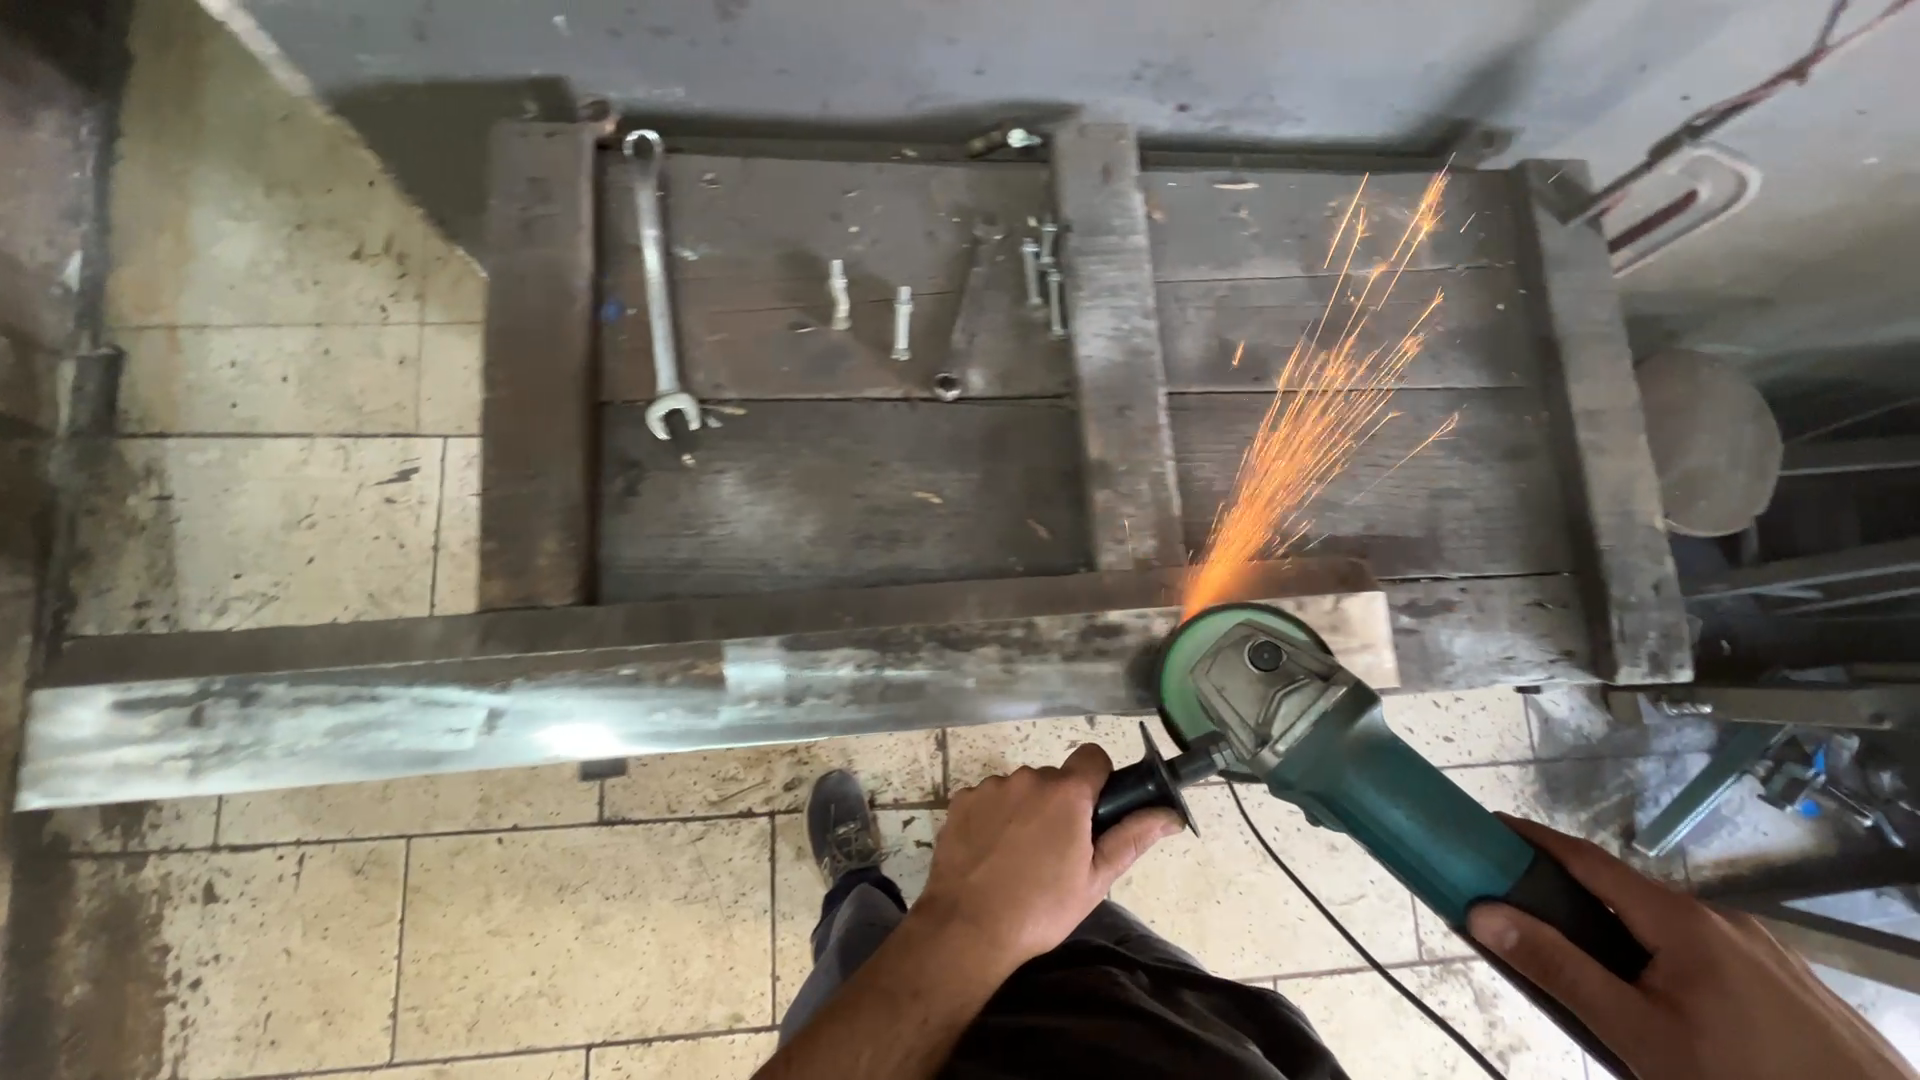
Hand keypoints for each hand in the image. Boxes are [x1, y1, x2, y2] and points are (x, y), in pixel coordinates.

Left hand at [916, 743, 1183, 968]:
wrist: (967, 927)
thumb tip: (1170, 815)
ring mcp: (990, 787)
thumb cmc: (1041, 908)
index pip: (1093, 756)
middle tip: (1056, 850)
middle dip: (1060, 804)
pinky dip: (992, 818)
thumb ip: (1132, 838)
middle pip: (1054, 779)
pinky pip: (987, 799)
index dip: (1098, 779)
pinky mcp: (960, 801)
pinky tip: (990, 853)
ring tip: (1018, 857)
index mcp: (1066, 793)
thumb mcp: (1095, 880)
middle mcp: (1027, 778)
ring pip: (1019, 789)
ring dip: (1025, 810)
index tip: (1094, 811)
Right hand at [1469, 815, 1915, 1079]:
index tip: (1488, 826)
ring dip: (1619, 932)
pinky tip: (1665, 1004)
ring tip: (1593, 973)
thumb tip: (1481, 912)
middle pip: (1626, 893)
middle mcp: (1722, 919)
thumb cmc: (1743, 1079)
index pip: (1588, 859)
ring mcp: (1764, 950)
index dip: (1534, 838)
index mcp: (1680, 919)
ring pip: (1667, 927)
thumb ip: (1558, 970)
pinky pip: (1706, 953)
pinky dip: (1662, 957)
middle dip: (1570, 895)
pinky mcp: (1790, 984)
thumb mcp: (1637, 1032)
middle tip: (1526, 916)